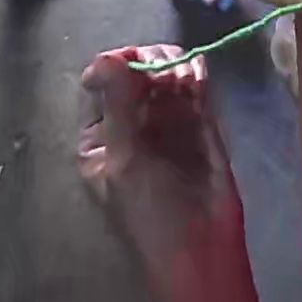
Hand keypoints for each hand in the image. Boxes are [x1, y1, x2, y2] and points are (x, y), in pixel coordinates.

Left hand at [79, 47, 244, 272]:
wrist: (200, 243)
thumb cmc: (149, 211)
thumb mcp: (124, 159)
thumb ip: (118, 105)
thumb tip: (104, 58)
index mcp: (100, 134)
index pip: (102, 82)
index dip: (118, 64)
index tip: (136, 63)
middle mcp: (131, 119)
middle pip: (138, 70)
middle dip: (151, 61)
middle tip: (166, 71)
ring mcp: (166, 116)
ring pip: (168, 71)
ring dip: (175, 65)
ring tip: (184, 79)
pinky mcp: (199, 115)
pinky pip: (195, 83)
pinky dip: (196, 72)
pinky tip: (197, 76)